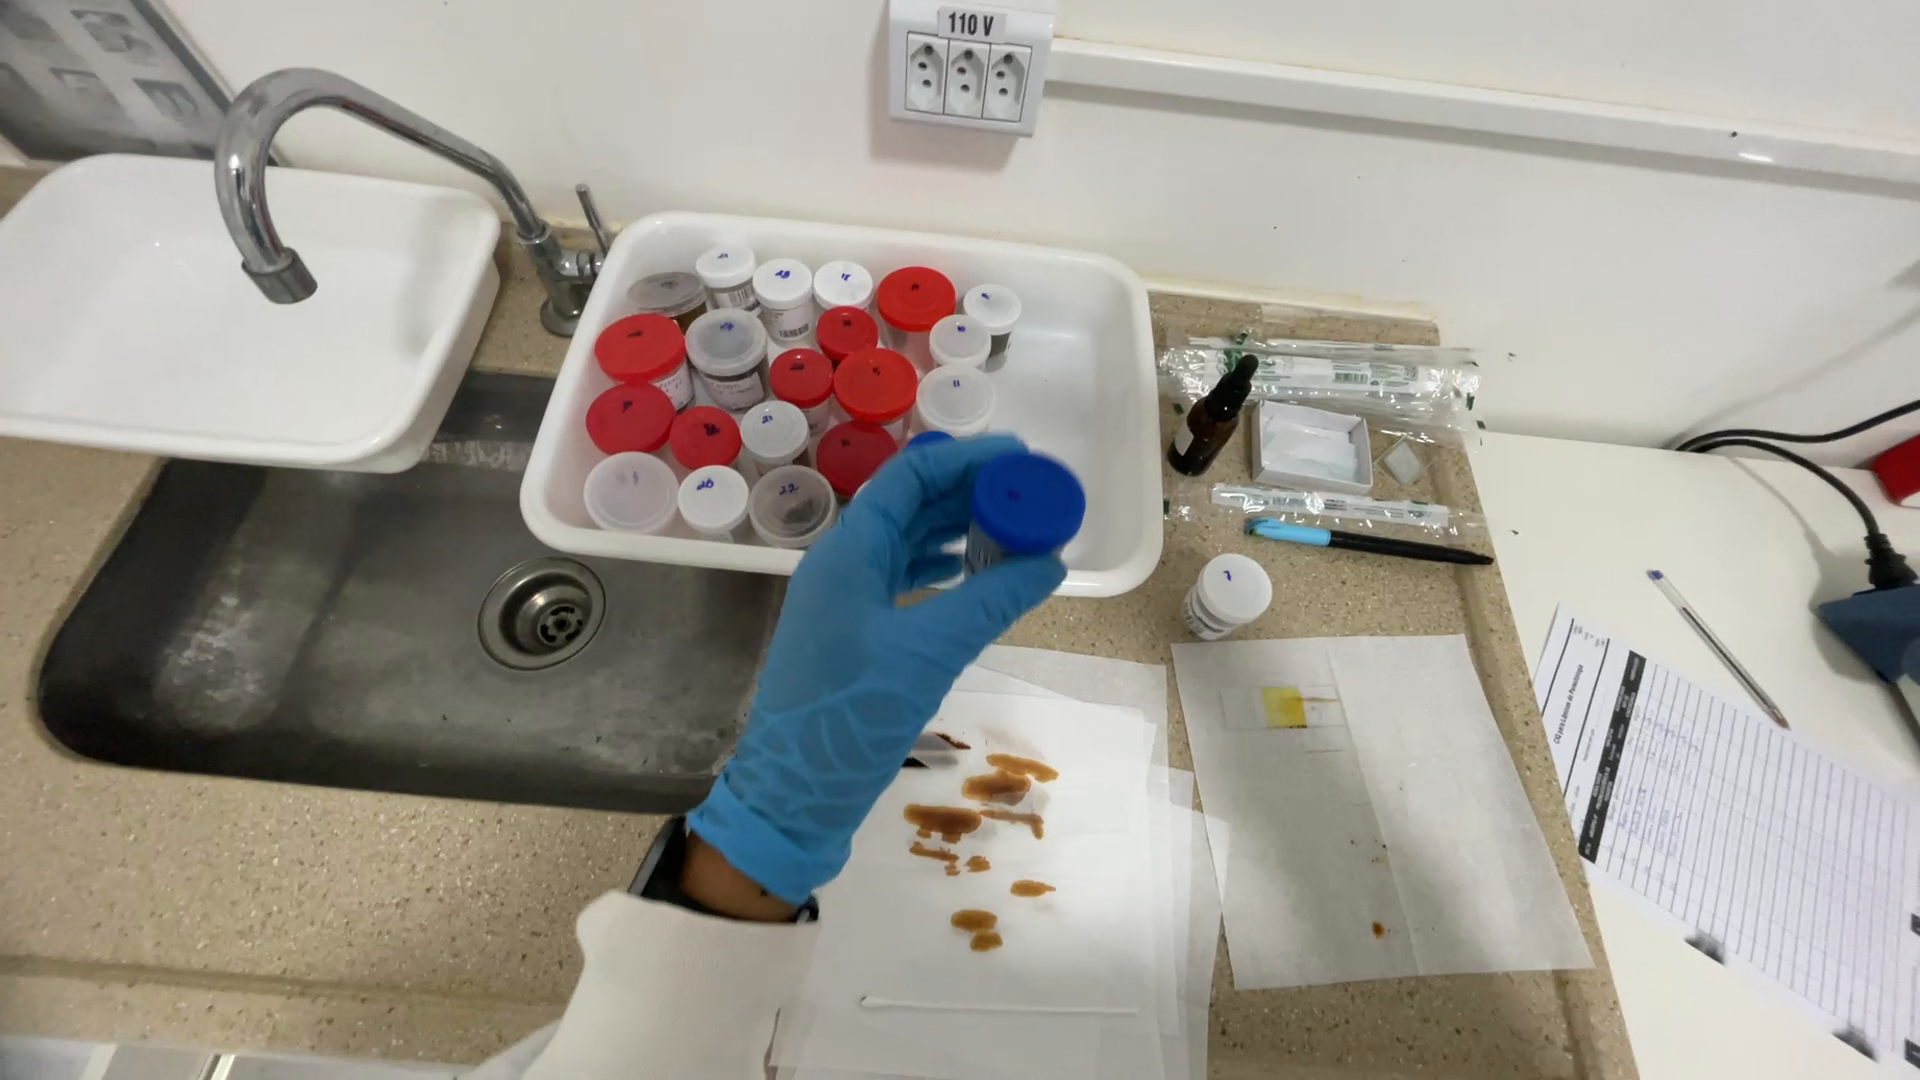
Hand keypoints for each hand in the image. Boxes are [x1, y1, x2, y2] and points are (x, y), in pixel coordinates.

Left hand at [685, 434, 1066, 903]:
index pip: (910, 477)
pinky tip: (974, 573)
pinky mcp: (855, 628)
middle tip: (1026, 495)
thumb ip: (991, 601)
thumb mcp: (929, 653)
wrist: (793, 796)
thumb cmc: (851, 716)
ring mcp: (846, 596)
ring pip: (908, 541)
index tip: (1019, 458)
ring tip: (1012, 529)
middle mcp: (844, 562)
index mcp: (850, 551)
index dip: (966, 460)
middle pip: (911, 504)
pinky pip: (904, 578)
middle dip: (968, 493)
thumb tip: (1051, 563)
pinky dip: (942, 569)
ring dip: (957, 530)